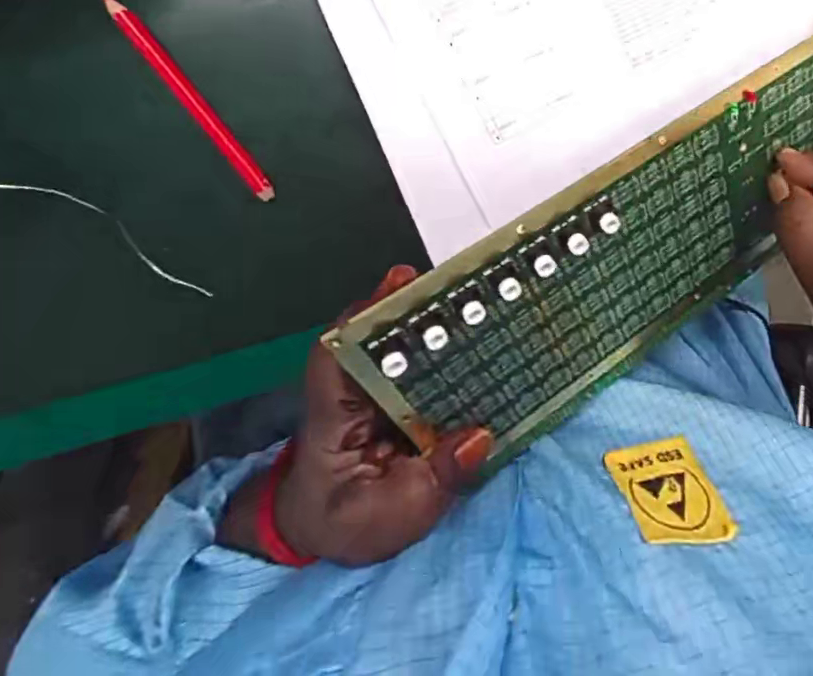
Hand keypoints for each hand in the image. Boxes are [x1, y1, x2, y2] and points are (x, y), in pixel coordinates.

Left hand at [221, 266, 492, 565]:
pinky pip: (418, 366)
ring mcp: (375, 389)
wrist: (330, 532)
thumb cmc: (348, 521)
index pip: (339, 353)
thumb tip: (481, 436)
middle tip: (451, 280)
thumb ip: (438, 477)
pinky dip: (442, 348)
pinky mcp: (398, 397)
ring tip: (470, 296)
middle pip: (374, 335)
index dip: (365, 315)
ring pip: (397, 346)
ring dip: (429, 321)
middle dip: (409, 304)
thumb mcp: (396, 514)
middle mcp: (354, 389)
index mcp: (336, 414)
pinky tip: (475, 337)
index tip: (397, 285)